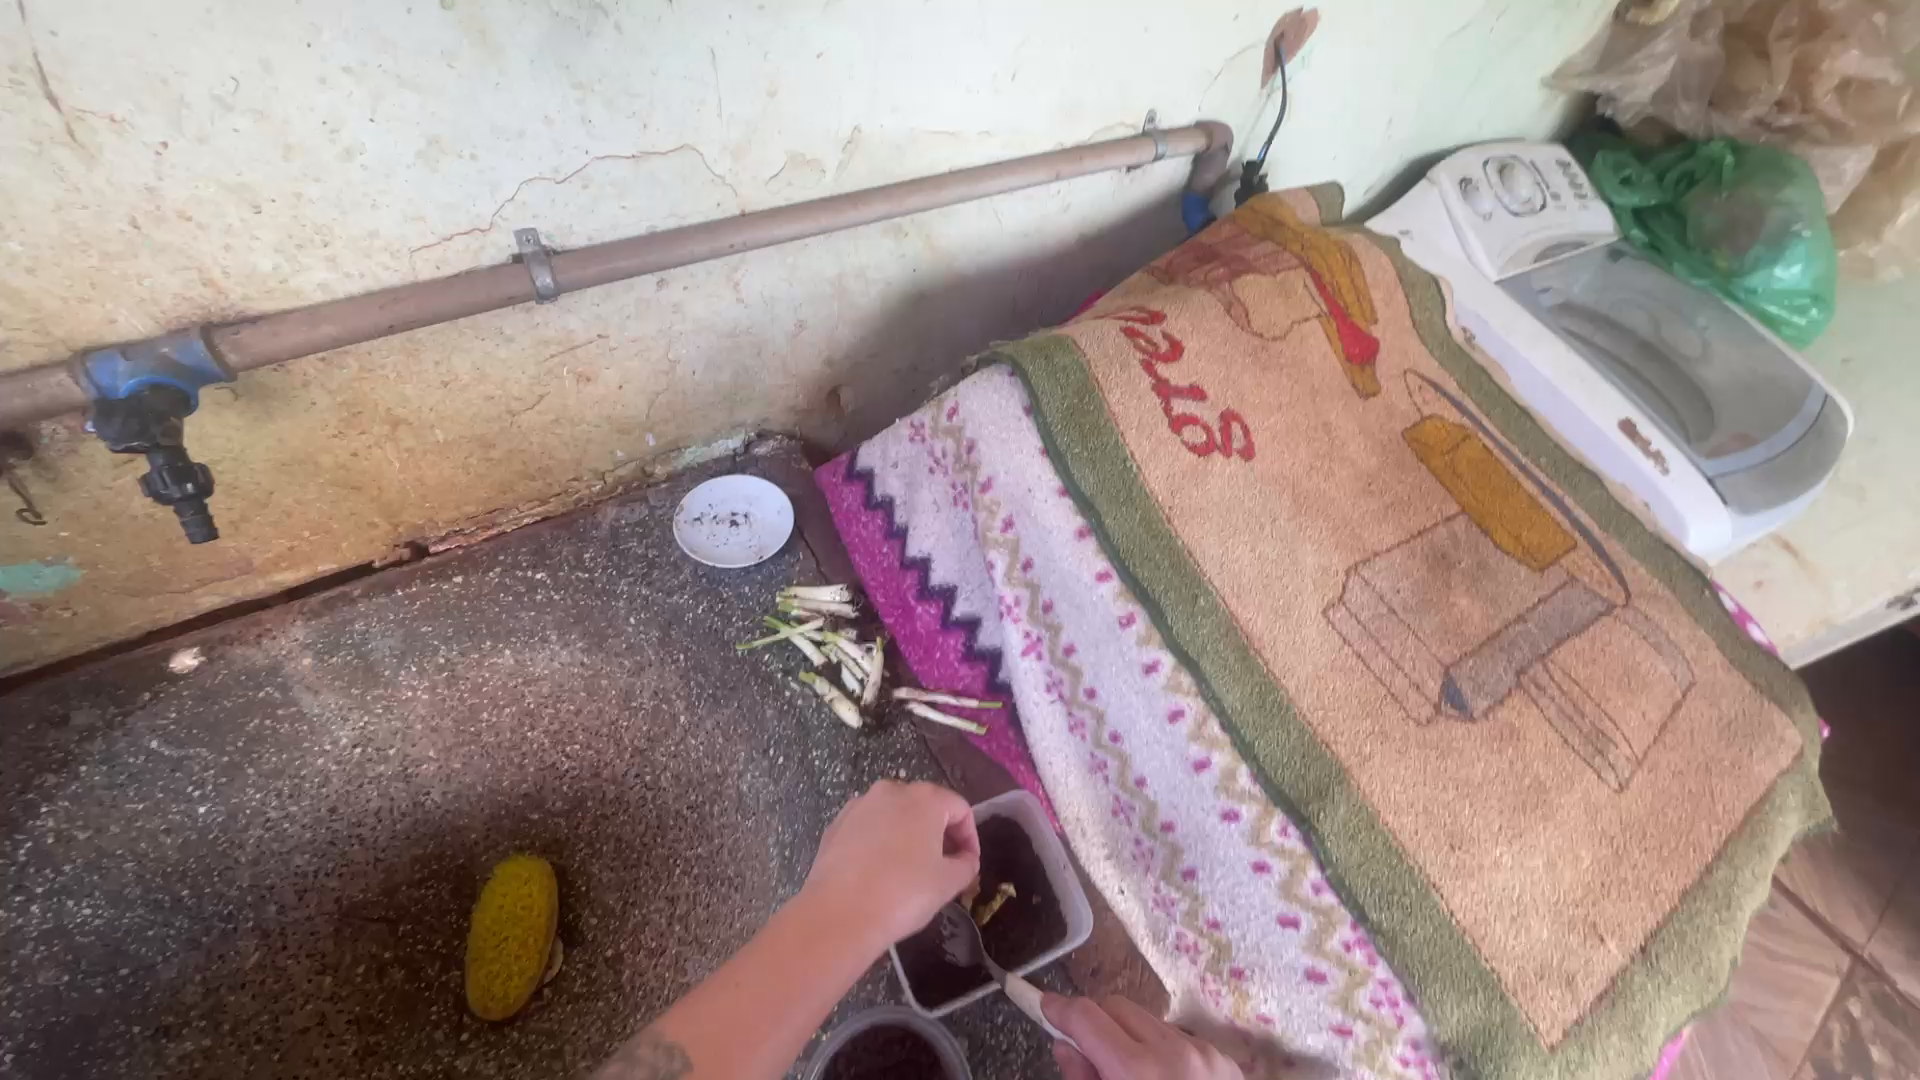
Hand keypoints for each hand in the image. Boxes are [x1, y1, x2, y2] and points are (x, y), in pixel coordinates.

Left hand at [800, 780, 980, 950]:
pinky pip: (869, 826)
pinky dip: (880, 841)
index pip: (960, 809)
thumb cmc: (903, 894)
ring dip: (908, 835)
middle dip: (939, 833)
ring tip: (910, 869)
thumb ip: (966, 865)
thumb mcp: (948, 883)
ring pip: (895, 814)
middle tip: (944, 866)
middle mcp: (892, 790)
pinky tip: (878, 871)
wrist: (839, 914)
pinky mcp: (837, 823)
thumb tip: (965, 859)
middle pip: (926, 806)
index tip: (969, 863)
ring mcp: (861, 804)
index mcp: (925, 798)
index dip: (970, 836)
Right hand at [1043, 995, 1245, 1079]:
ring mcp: (1204, 1054)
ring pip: (1148, 1020)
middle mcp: (1172, 1051)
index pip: (1086, 1016)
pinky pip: (1180, 1039)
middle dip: (1096, 1022)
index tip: (1044, 1006)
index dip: (1060, 1009)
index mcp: (1137, 1072)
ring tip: (1131, 1076)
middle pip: (1115, 1007)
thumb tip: (1065, 1047)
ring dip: (1130, 1037)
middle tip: (1087, 1051)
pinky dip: (1163, 1052)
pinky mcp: (1226, 1063)